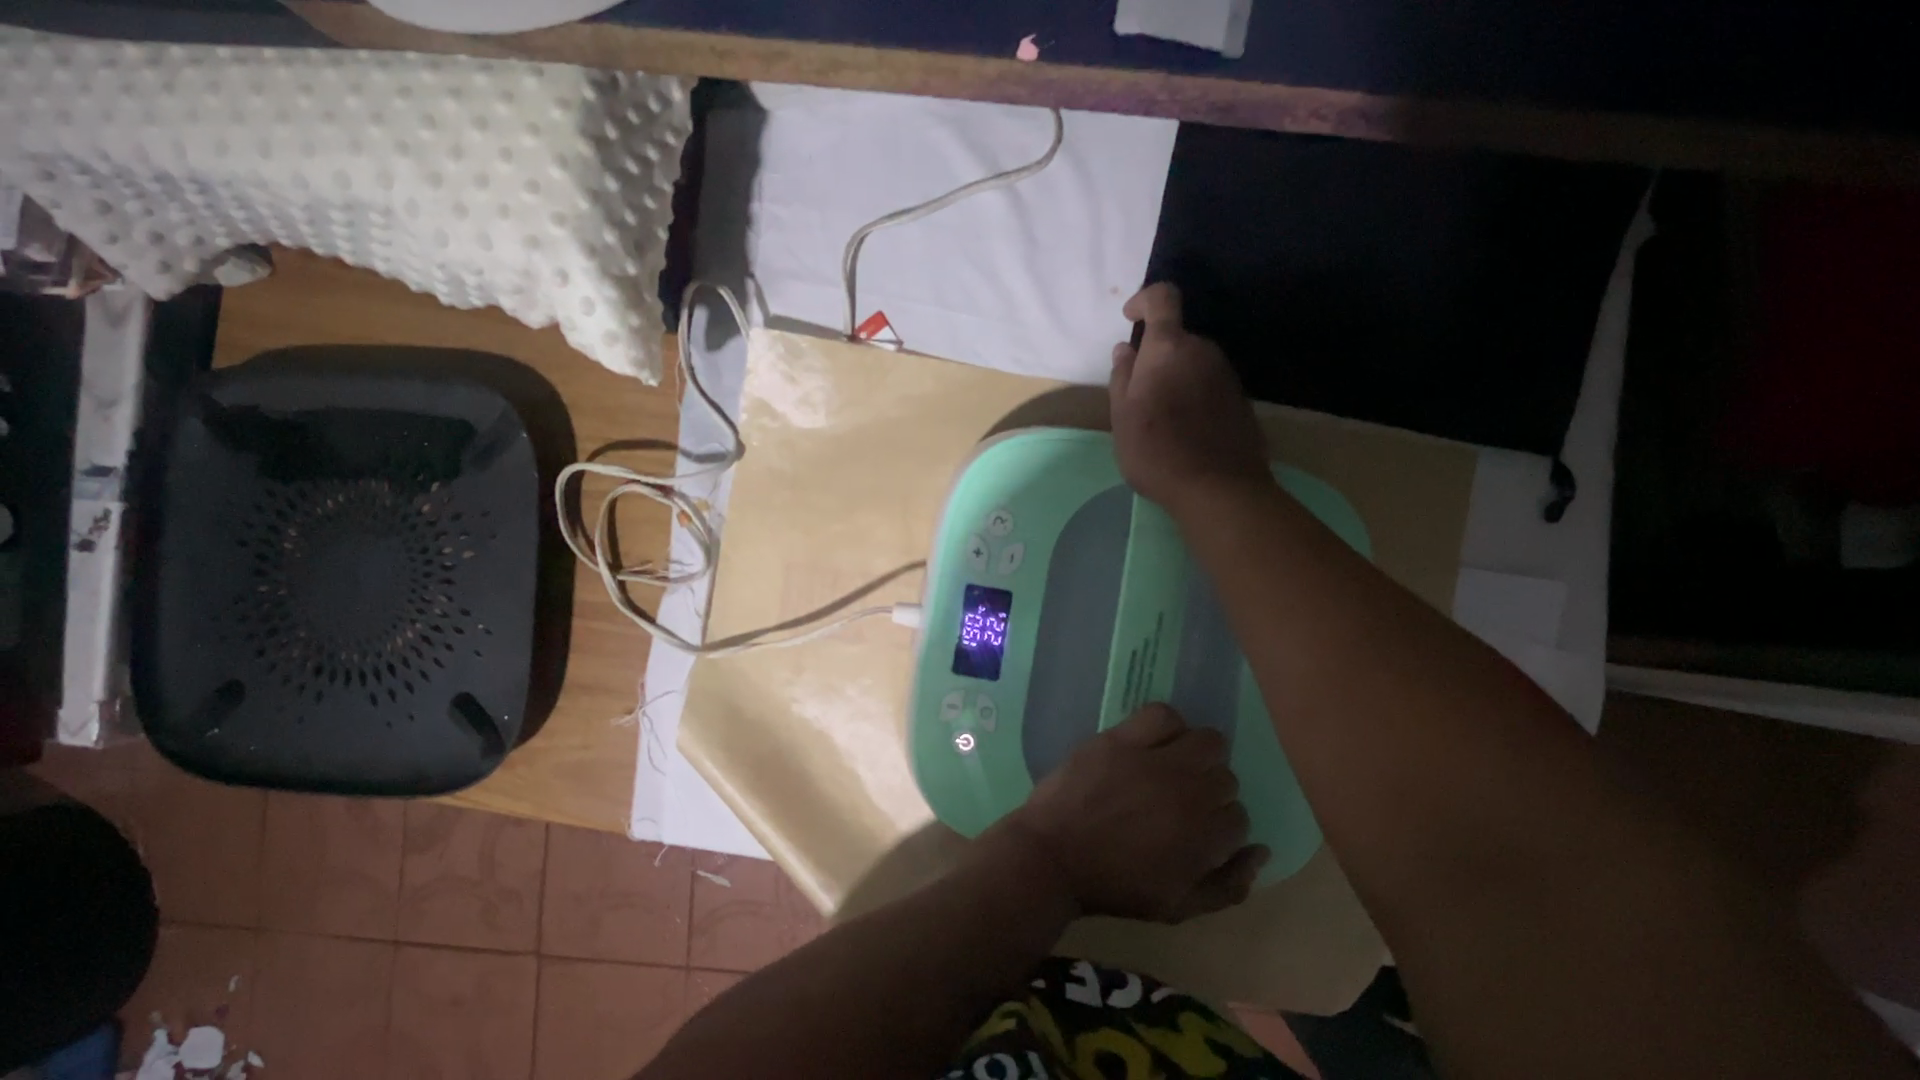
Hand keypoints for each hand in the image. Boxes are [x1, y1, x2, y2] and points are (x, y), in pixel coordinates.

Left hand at [1000, 703, 1268, 922]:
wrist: (1051, 858)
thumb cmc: (1114, 887)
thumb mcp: (1177, 907)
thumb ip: (1228, 886)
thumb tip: (1260, 851)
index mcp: (1204, 838)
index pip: (1240, 818)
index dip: (1220, 825)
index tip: (1197, 830)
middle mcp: (1188, 794)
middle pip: (1227, 778)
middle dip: (1211, 792)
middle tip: (1181, 801)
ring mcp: (1154, 762)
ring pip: (1208, 741)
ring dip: (1199, 755)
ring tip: (1174, 767)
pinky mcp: (1122, 739)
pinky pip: (1163, 714)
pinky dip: (1167, 726)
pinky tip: (1155, 742)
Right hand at [1109, 283, 1268, 517]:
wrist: (1218, 488)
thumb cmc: (1156, 450)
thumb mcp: (1122, 416)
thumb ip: (1122, 376)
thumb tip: (1126, 350)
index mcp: (1169, 347)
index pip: (1162, 298)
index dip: (1144, 300)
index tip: (1130, 319)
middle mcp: (1203, 351)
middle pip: (1177, 338)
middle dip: (1157, 355)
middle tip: (1138, 393)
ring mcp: (1227, 375)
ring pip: (1194, 363)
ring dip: (1176, 378)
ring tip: (1161, 418)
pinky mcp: (1241, 400)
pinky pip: (1210, 385)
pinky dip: (1195, 396)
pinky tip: (1186, 431)